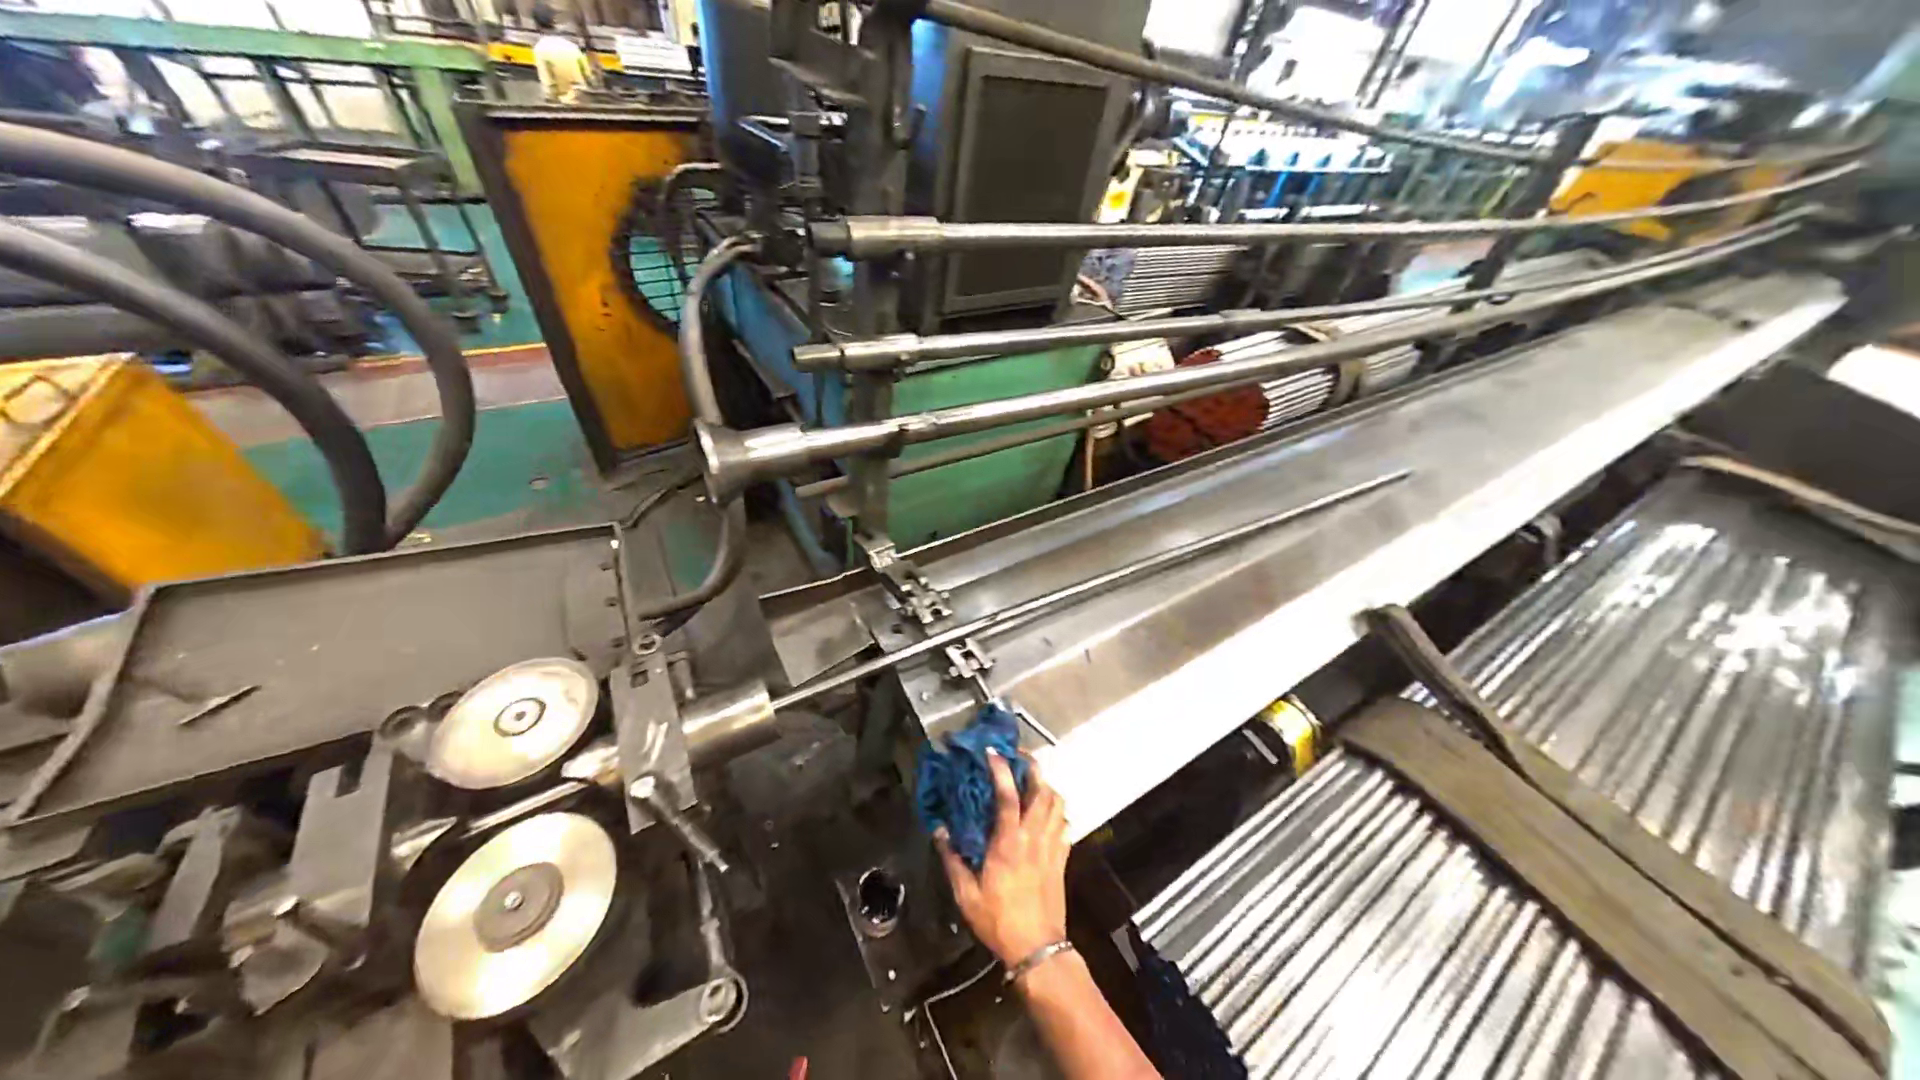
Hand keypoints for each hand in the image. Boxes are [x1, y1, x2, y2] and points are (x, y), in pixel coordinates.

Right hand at [935, 749, 1069, 966]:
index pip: (1008, 796)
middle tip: (1018, 757)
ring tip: (1031, 781)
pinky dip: (1056, 810)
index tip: (992, 752)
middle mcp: (1034, 837)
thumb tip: (940, 831)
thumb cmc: (998, 921)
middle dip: (1033, 768)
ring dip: (1046, 786)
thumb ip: (952, 860)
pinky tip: (1045, 812)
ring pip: (1057, 803)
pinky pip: (1064, 824)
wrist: (1037, 949)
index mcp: (1008, 843)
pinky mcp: (1062, 858)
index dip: (1001, 770)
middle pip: (1043, 791)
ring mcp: (1052, 847)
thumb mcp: (966, 894)